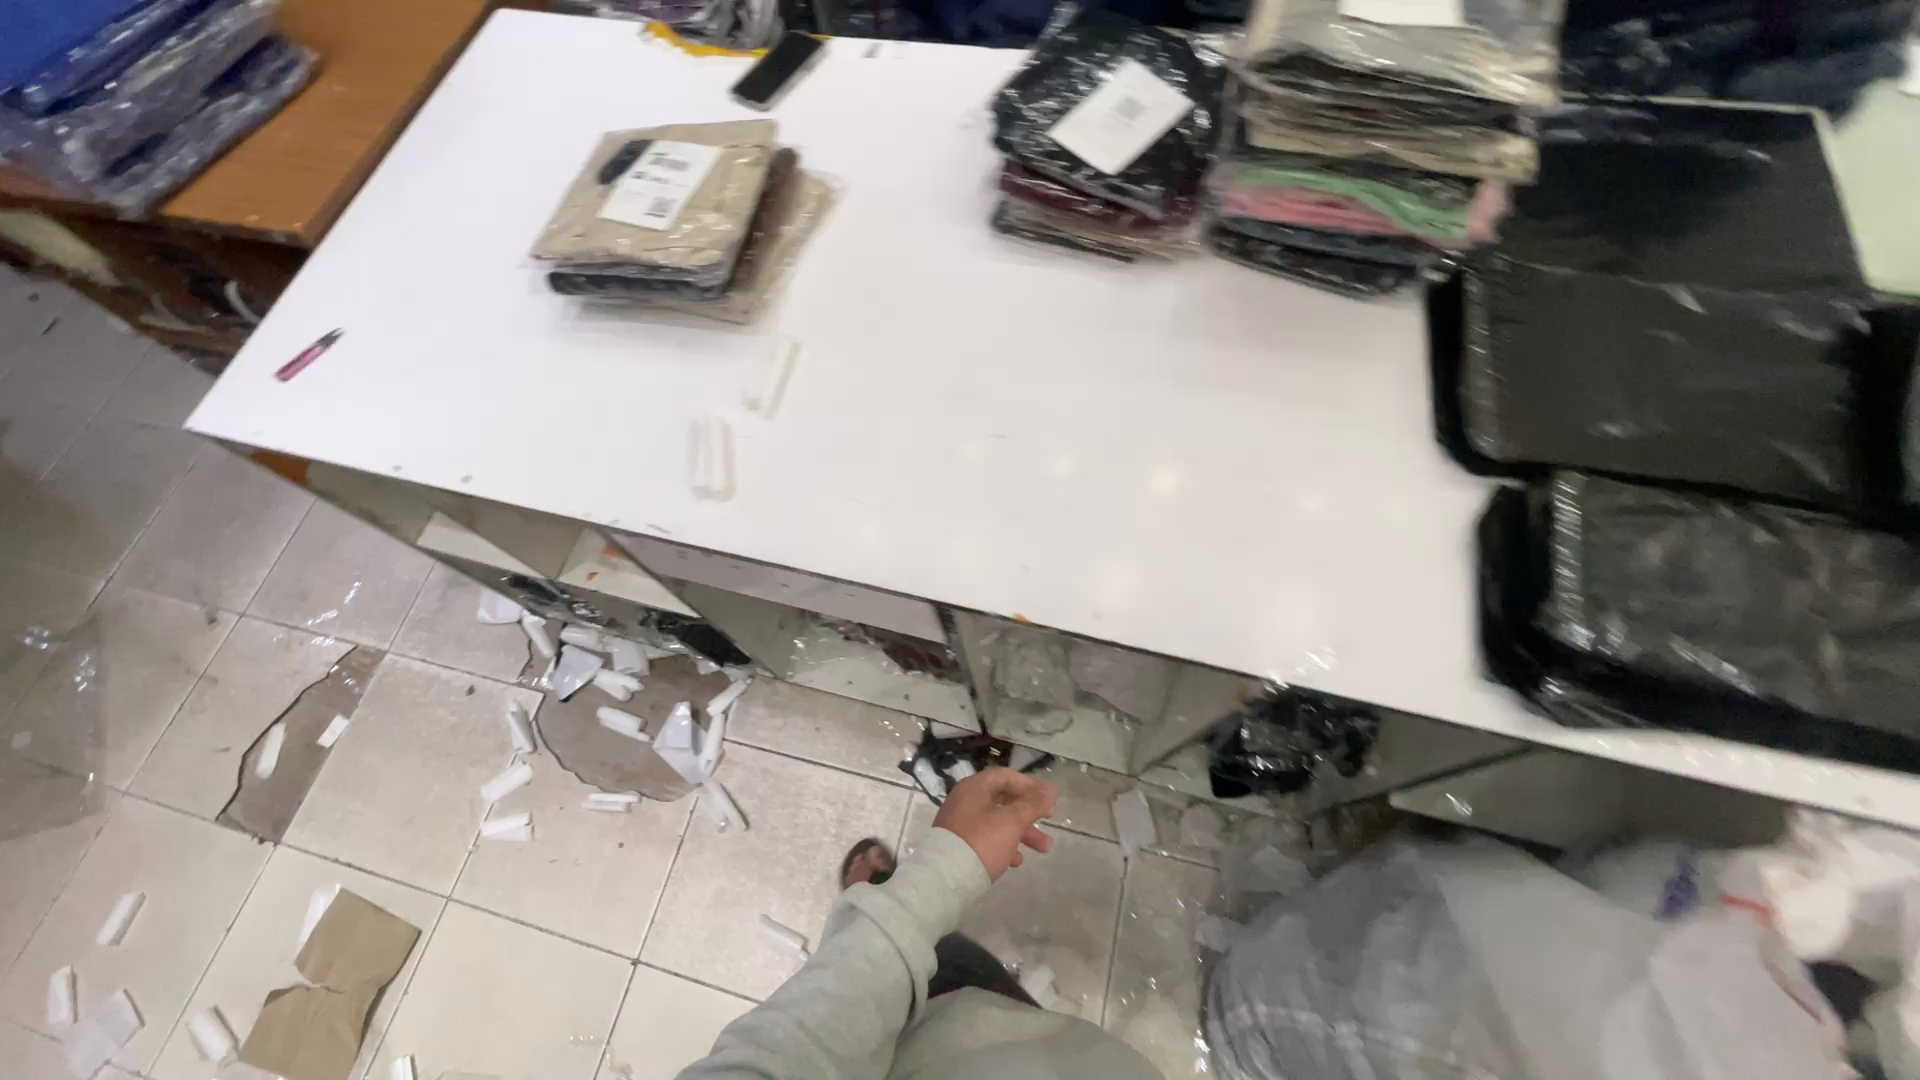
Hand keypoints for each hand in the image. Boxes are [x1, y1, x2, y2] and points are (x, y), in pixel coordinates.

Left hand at [932, 768, 1057, 880]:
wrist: (945, 880)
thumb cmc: (981, 843)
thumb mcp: (1011, 821)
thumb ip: (1033, 805)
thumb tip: (1051, 791)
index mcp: (974, 788)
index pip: (1006, 776)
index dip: (1030, 785)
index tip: (1049, 798)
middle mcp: (965, 801)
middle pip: (1003, 800)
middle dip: (1030, 813)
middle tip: (1050, 821)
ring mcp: (960, 823)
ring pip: (998, 822)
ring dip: (1022, 832)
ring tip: (1044, 849)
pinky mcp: (959, 845)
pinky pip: (986, 839)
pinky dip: (1004, 846)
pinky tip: (1016, 861)